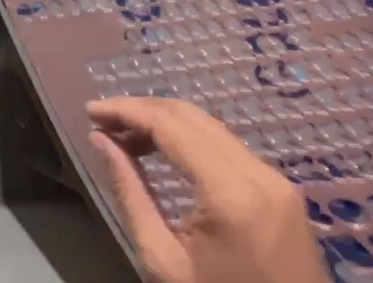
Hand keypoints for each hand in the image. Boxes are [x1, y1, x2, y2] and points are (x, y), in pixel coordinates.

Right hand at [86, 98, 322, 282]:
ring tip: (125, 137)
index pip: (169, 125)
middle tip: (103, 121)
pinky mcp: (283, 192)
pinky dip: (189, 139)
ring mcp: (277, 182)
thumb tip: (101, 140)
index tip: (90, 111)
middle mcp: (260, 174)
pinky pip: (227, 146)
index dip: (126, 111)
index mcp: (231, 193)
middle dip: (142, 110)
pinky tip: (163, 152)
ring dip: (164, 122)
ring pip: (209, 126)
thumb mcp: (164, 261)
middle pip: (190, 116)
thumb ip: (130, 193)